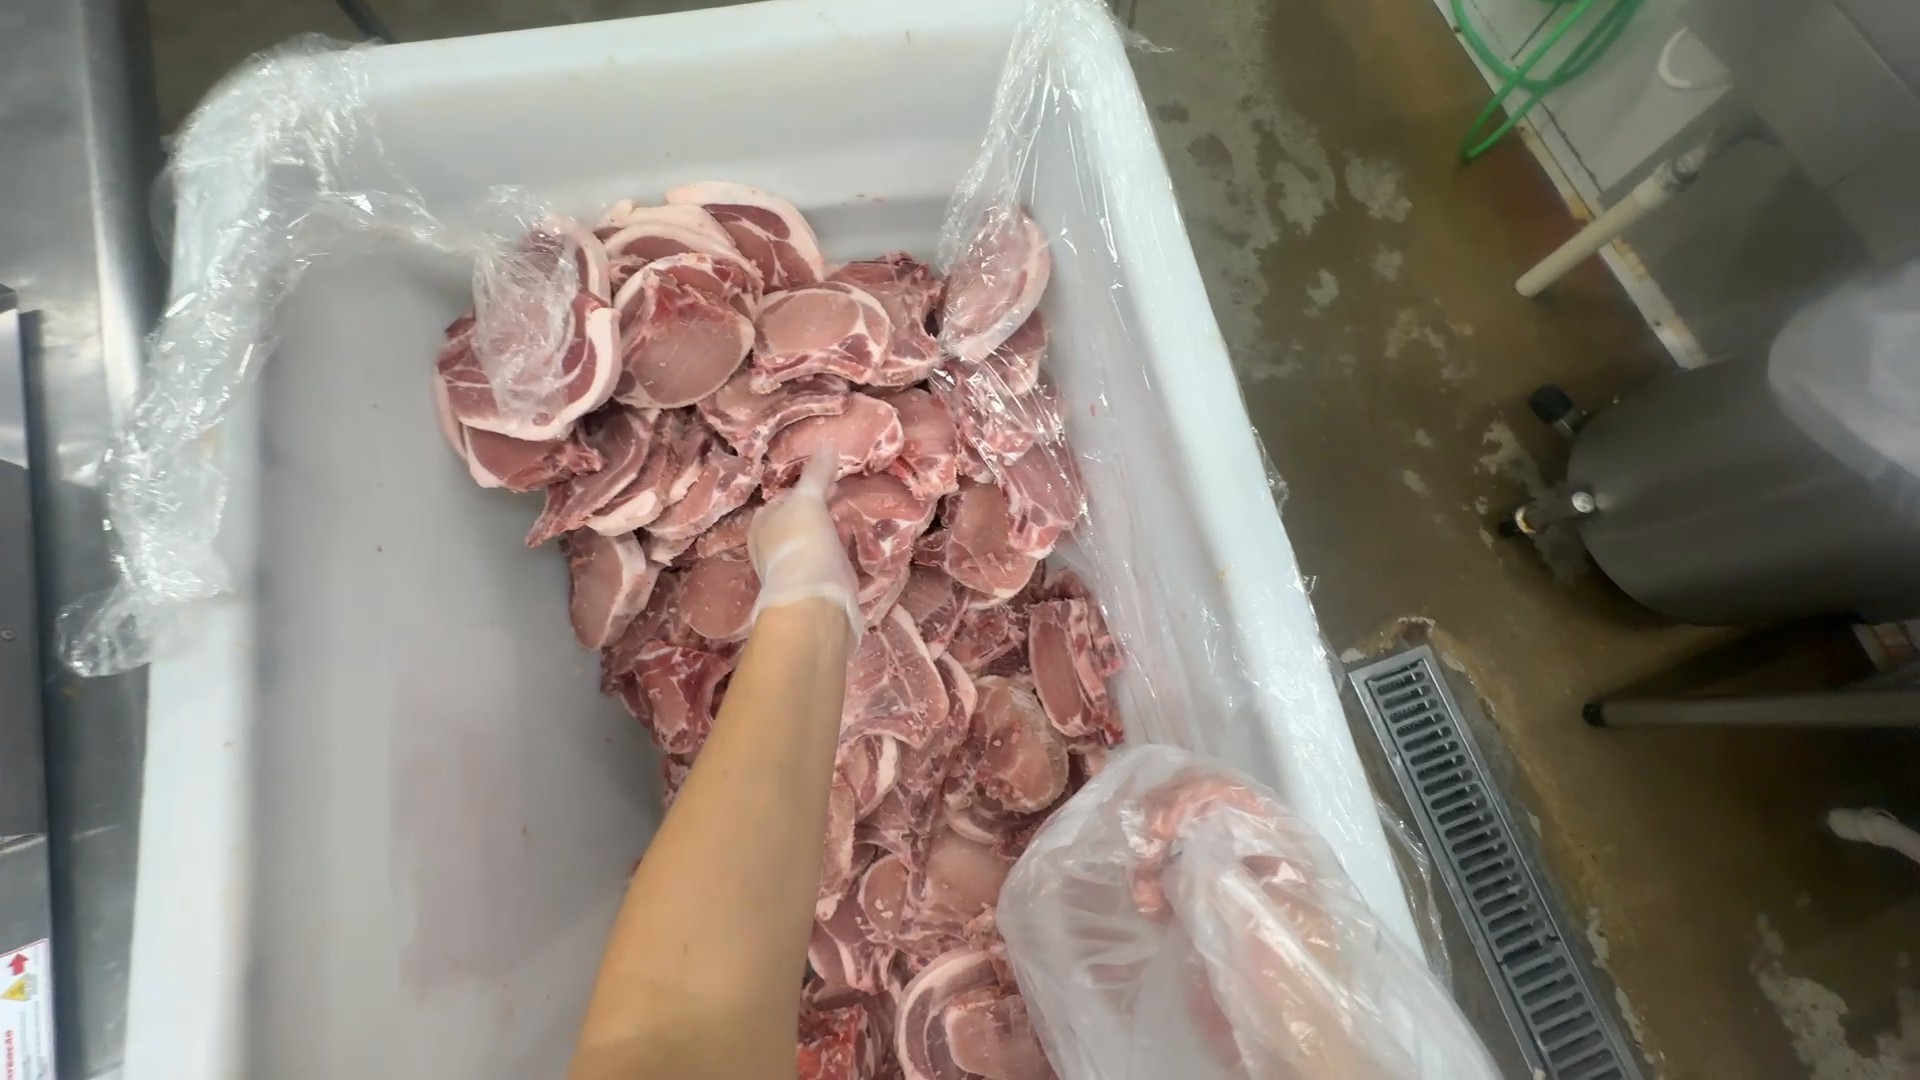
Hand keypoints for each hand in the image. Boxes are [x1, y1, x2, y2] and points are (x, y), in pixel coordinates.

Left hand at [747, 451, 860, 637]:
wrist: (816, 597)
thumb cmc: (802, 542)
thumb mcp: (808, 500)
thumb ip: (817, 473)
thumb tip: (827, 443)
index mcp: (762, 524)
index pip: (783, 497)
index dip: (805, 486)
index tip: (828, 476)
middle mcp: (774, 544)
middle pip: (799, 517)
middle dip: (818, 505)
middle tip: (841, 490)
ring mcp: (796, 564)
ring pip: (814, 536)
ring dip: (829, 524)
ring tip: (849, 508)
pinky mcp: (818, 579)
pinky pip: (829, 553)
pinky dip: (839, 542)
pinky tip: (852, 533)